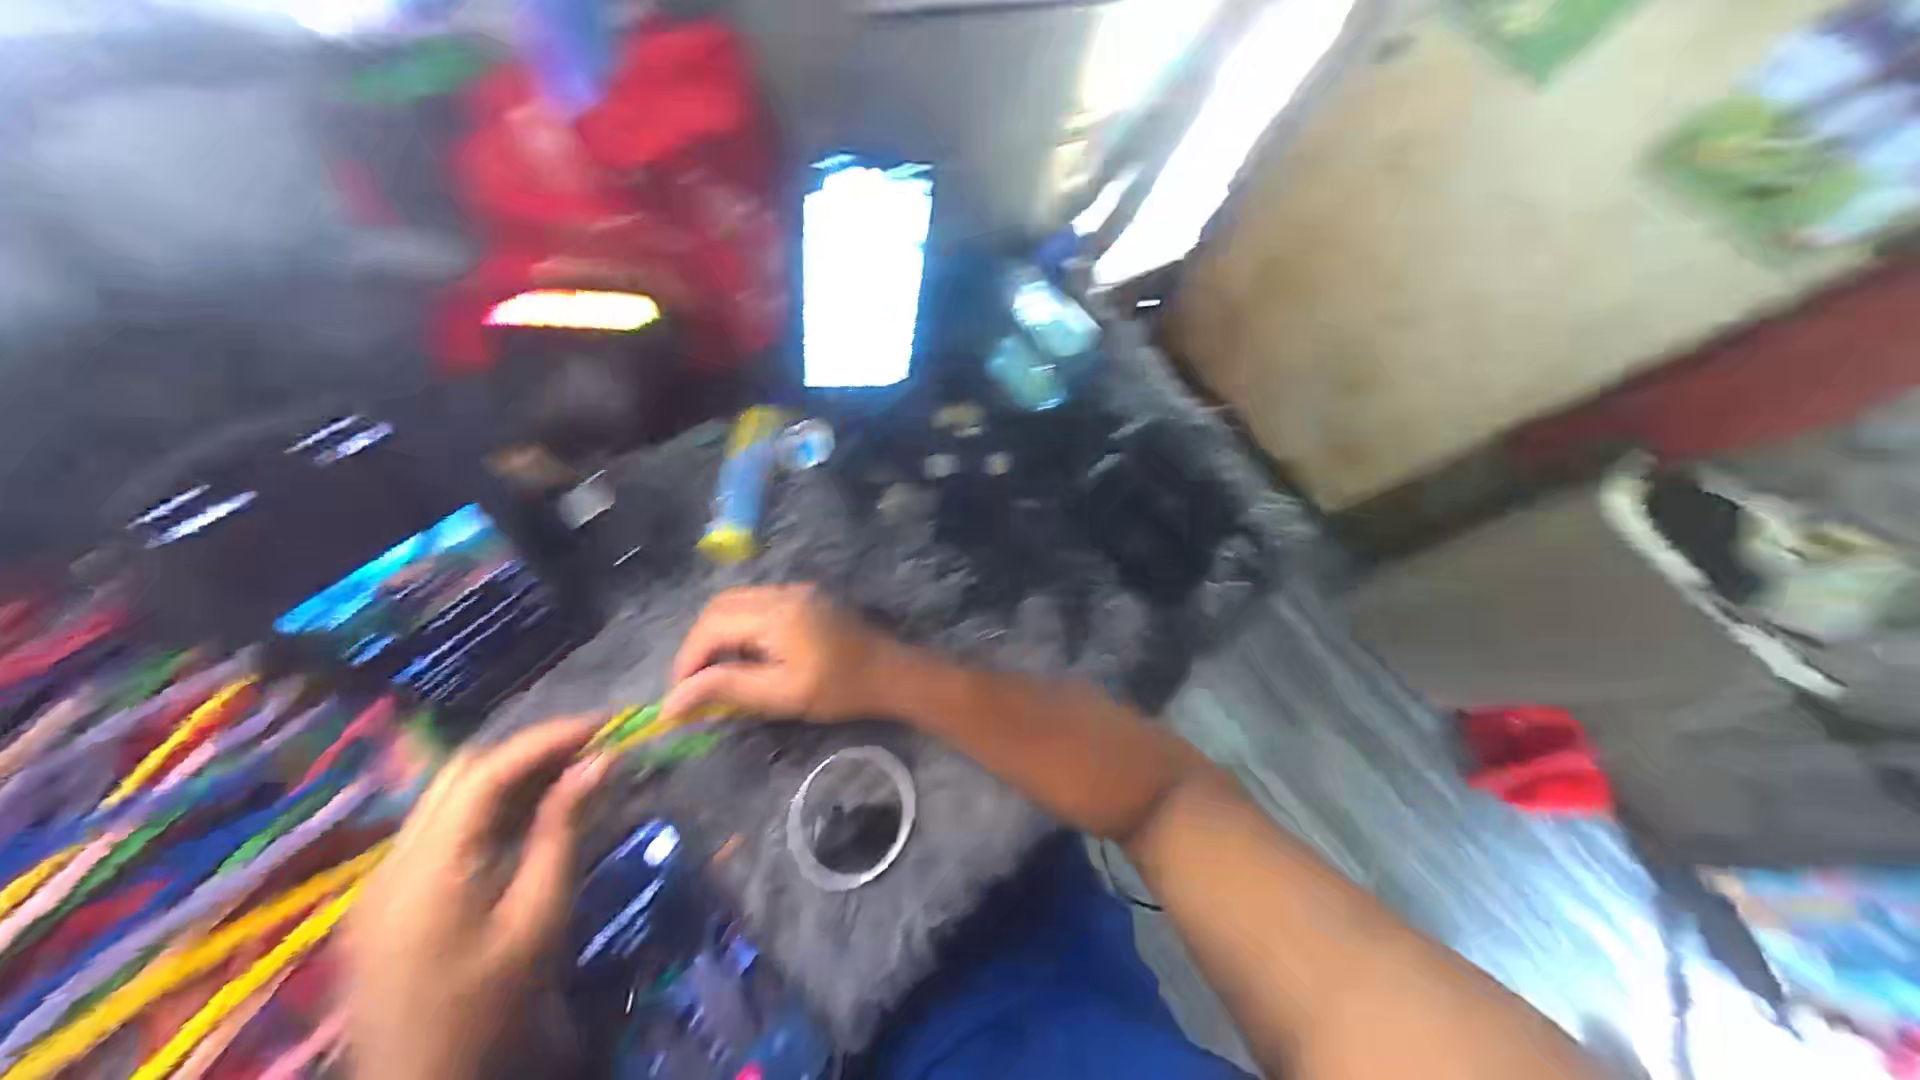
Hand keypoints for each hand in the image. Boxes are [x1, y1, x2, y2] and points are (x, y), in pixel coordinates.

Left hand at [345, 720, 610, 1079]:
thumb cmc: (491, 1011)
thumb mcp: (539, 917)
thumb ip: (564, 830)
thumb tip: (601, 761)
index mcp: (426, 867)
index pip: (488, 771)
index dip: (549, 738)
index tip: (604, 725)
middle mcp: (392, 862)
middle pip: (461, 773)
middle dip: (530, 750)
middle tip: (591, 749)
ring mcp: (382, 882)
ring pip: (448, 796)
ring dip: (511, 775)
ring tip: (571, 773)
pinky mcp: (387, 901)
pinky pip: (442, 828)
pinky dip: (490, 807)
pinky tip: (529, 817)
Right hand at [660, 585, 901, 722]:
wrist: (892, 673)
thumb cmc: (840, 689)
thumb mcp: (782, 695)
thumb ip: (727, 689)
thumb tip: (674, 701)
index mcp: (776, 613)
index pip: (712, 627)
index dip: (688, 660)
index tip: (679, 695)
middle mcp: (782, 592)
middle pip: (720, 607)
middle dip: (699, 644)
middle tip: (693, 683)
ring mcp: (796, 590)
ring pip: (737, 602)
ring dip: (718, 633)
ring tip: (714, 672)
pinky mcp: (805, 596)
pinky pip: (758, 603)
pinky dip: (739, 626)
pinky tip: (744, 655)